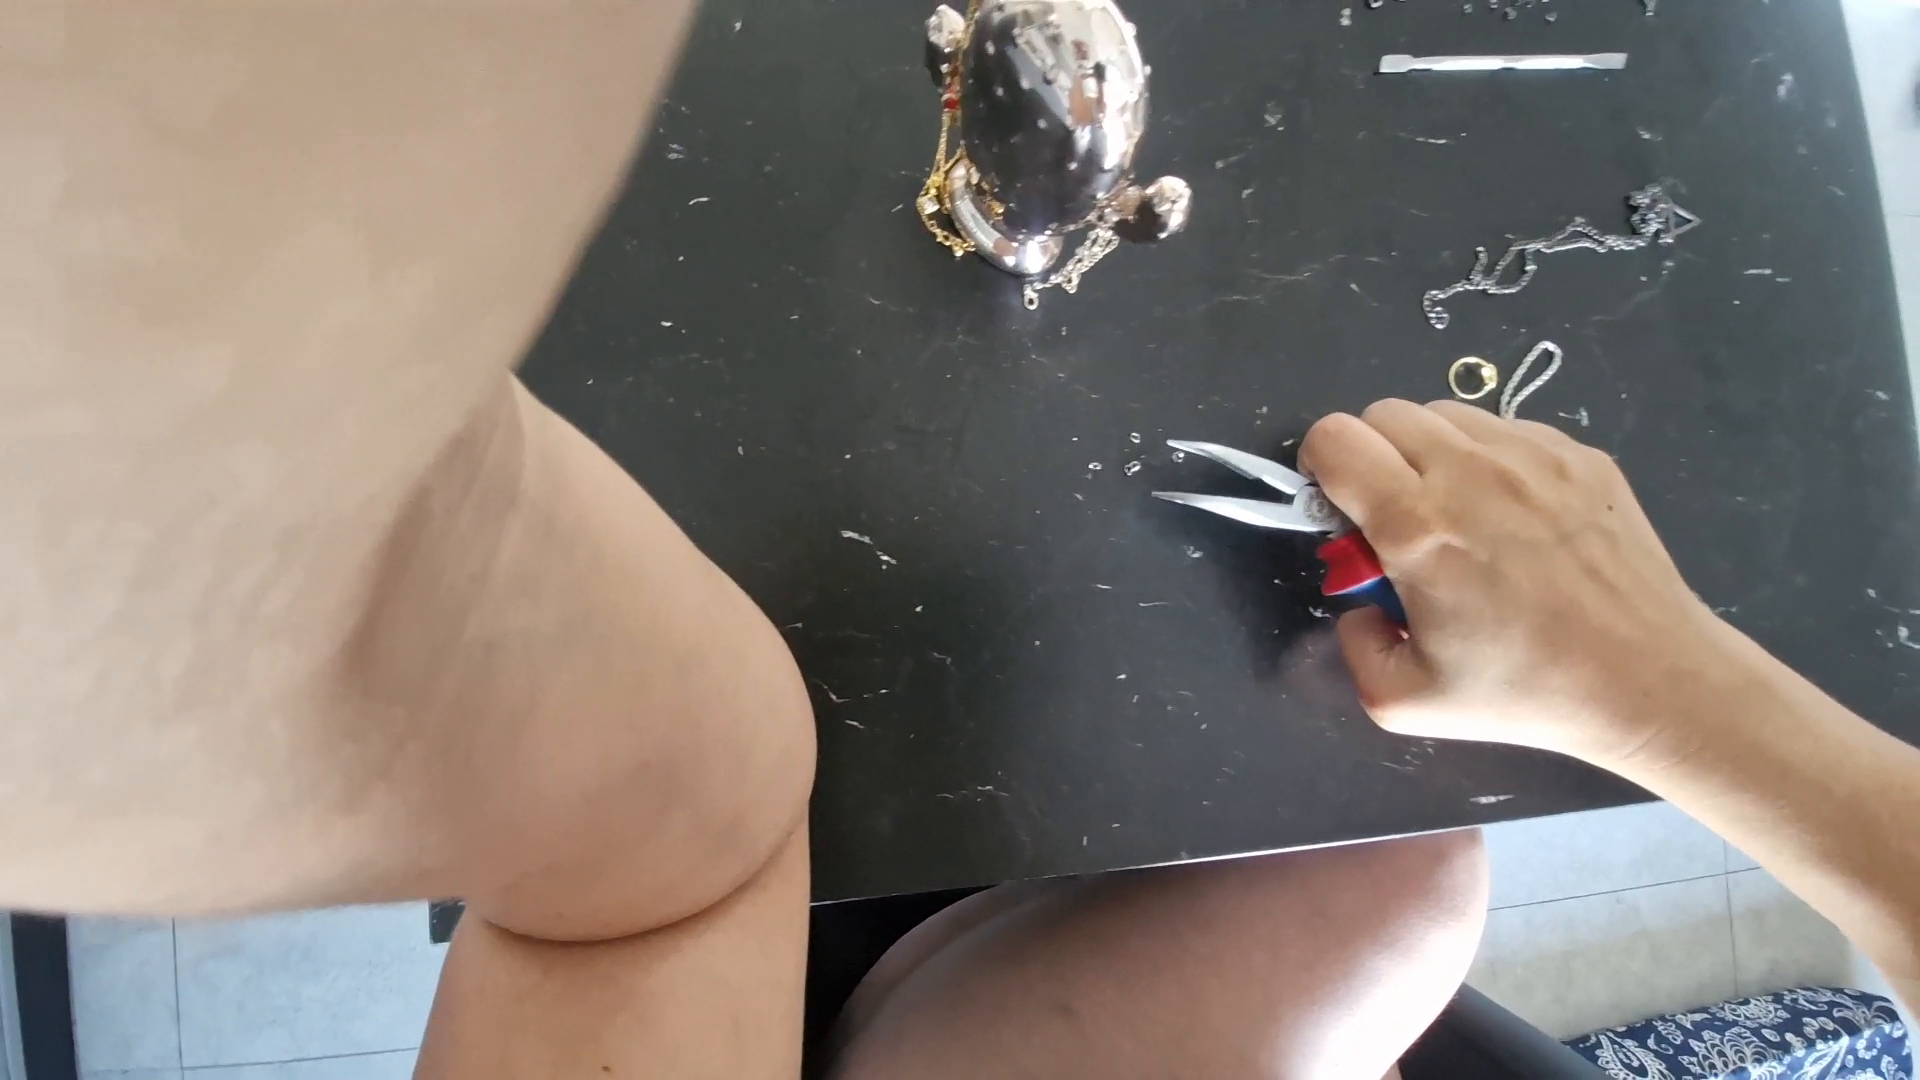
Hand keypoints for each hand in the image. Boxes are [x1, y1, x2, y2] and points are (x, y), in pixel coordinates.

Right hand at [1299, 400, 1733, 765]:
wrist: (1652, 684)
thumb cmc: (1522, 691)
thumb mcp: (1397, 699)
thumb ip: (1349, 640)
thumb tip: (1359, 600)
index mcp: (1416, 527)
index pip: (1335, 439)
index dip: (1319, 465)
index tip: (1336, 505)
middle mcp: (1469, 473)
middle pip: (1381, 414)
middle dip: (1367, 455)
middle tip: (1389, 512)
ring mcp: (1532, 456)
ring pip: (1440, 413)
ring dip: (1422, 451)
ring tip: (1448, 509)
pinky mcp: (1579, 454)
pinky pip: (1499, 427)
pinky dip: (1479, 456)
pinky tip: (1505, 511)